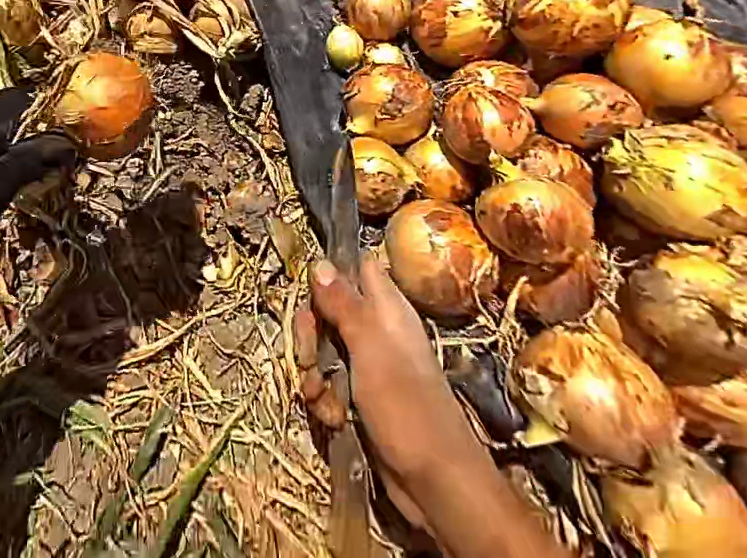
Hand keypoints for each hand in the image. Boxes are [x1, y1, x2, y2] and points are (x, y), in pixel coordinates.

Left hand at [0, 87, 75, 325]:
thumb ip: (28, 161)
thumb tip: (66, 142)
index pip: (29, 99)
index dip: (57, 115)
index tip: (76, 138)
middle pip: (11, 104)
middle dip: (39, 123)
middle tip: (60, 153)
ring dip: (18, 132)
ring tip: (36, 163)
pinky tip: (3, 166)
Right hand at [296, 253, 488, 488]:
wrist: (435, 483)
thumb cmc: (407, 406)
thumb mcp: (370, 347)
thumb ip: (344, 304)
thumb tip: (321, 262)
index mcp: (387, 309)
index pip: (357, 269)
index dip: (331, 274)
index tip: (311, 294)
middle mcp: (377, 331)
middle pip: (328, 311)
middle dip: (310, 334)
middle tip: (311, 357)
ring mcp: (369, 365)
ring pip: (323, 350)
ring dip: (314, 373)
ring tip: (324, 399)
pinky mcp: (361, 397)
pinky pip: (329, 384)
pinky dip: (325, 400)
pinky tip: (333, 418)